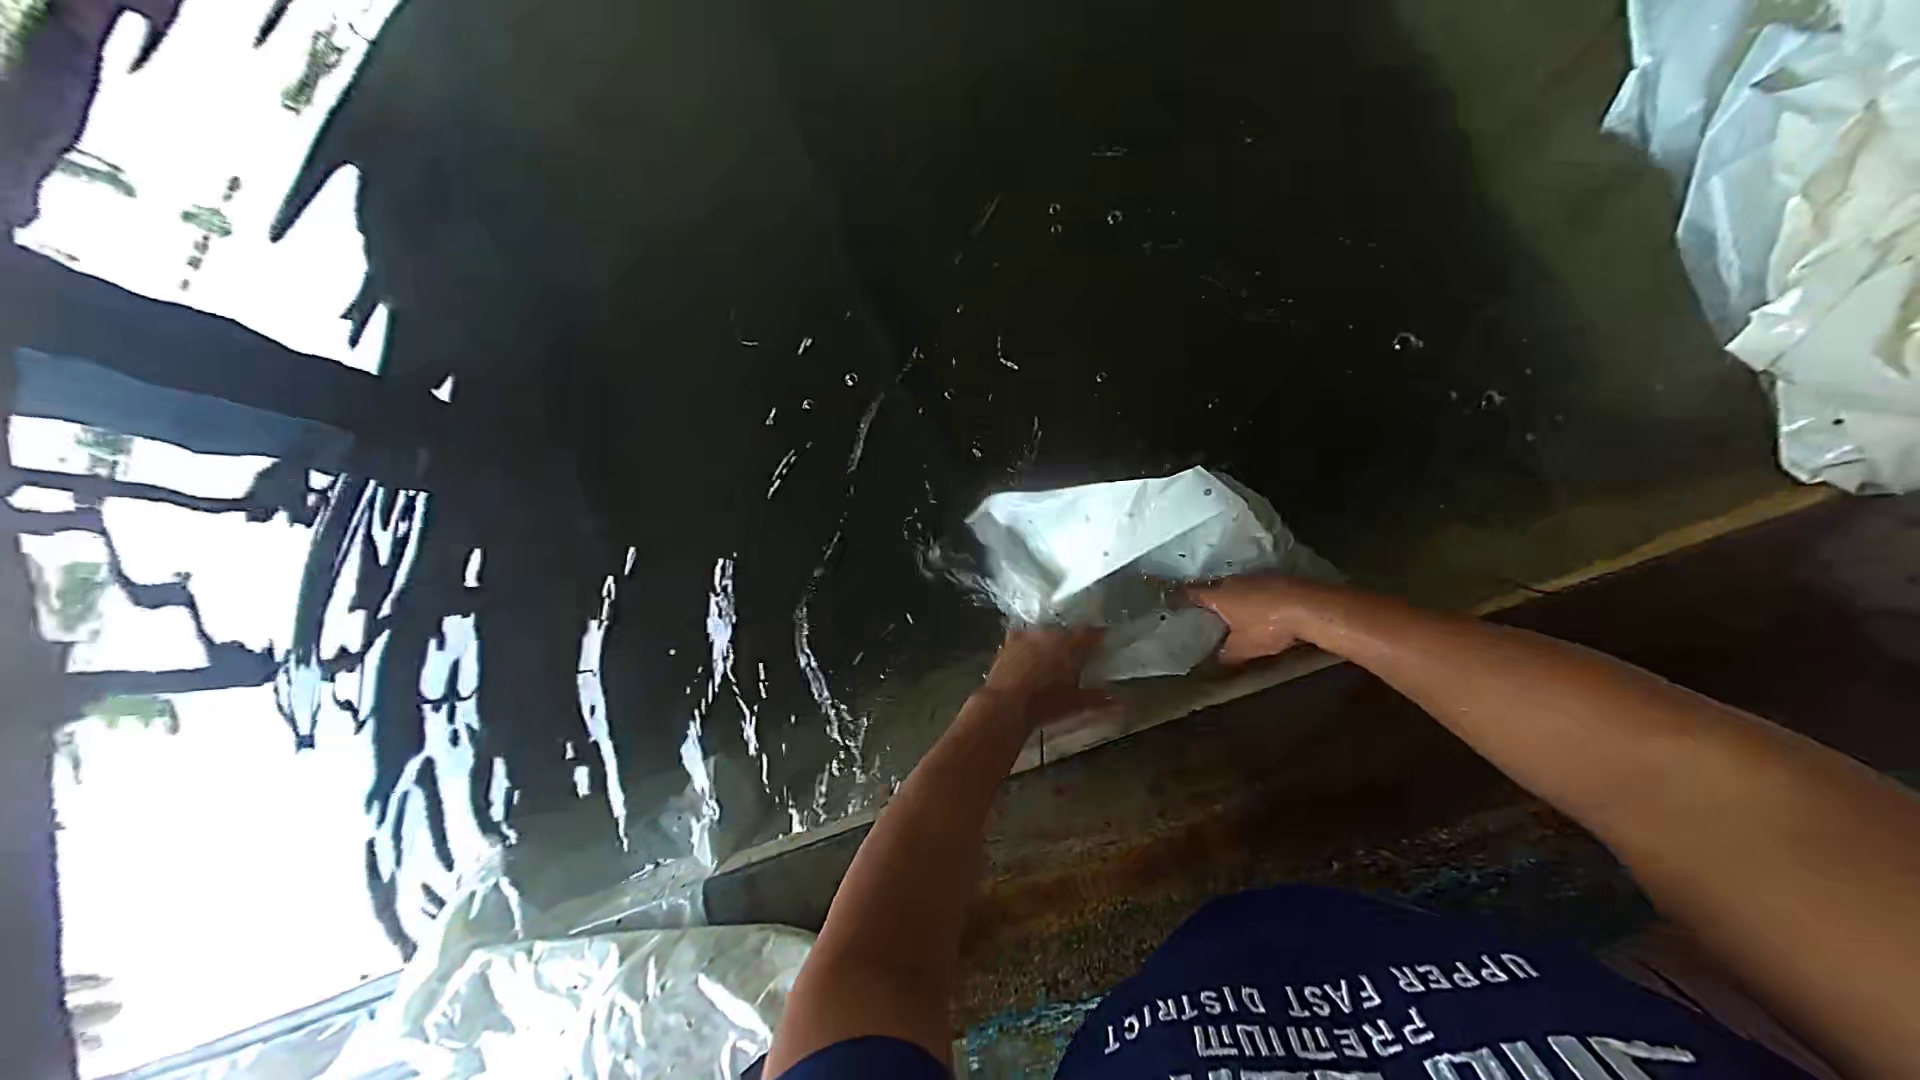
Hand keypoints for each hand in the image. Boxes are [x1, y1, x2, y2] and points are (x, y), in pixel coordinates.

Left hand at [980, 625, 1111, 728]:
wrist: (1004, 704)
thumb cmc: (1044, 703)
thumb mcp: (1074, 703)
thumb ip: (1097, 698)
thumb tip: (1118, 700)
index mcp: (1069, 643)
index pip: (1090, 633)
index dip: (1098, 635)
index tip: (1104, 639)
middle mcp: (1048, 632)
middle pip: (1065, 630)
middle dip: (1073, 638)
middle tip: (1078, 650)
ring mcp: (1025, 635)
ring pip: (1044, 631)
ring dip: (1050, 638)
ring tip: (1053, 651)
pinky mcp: (1007, 642)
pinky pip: (1023, 636)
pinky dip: (1028, 642)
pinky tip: (1028, 651)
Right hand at [1181, 575, 1313, 664]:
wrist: (1309, 607)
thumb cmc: (1267, 626)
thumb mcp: (1242, 649)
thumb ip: (1225, 656)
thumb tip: (1212, 665)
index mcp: (1217, 595)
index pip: (1189, 592)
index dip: (1178, 597)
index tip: (1171, 603)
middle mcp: (1231, 581)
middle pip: (1212, 587)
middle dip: (1206, 598)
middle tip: (1201, 610)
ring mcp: (1254, 577)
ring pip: (1234, 586)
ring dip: (1231, 596)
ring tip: (1229, 611)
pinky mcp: (1275, 578)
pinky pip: (1254, 587)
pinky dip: (1251, 596)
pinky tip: (1256, 608)